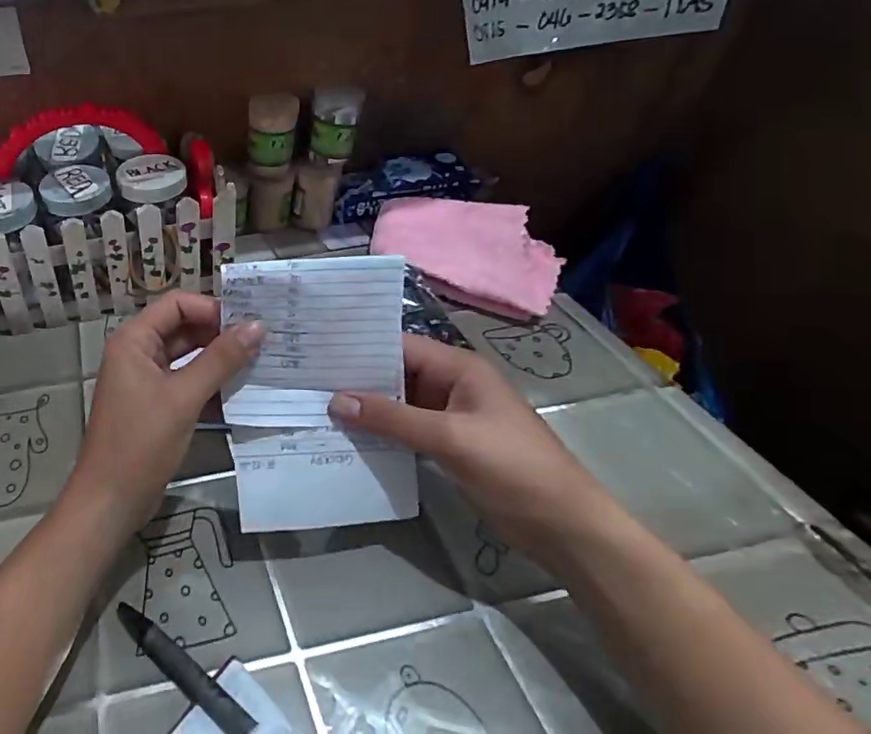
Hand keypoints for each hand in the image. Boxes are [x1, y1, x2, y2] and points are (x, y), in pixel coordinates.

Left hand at [68, 291, 262, 530]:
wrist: (109, 503)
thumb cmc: (140, 443)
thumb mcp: (184, 397)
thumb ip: (221, 360)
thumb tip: (257, 327)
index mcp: (134, 341)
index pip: (177, 304)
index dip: (211, 308)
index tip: (247, 321)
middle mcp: (138, 353)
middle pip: (184, 327)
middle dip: (221, 333)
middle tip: (262, 340)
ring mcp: (147, 380)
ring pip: (189, 355)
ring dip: (220, 359)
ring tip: (259, 361)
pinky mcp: (157, 404)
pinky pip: (188, 380)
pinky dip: (212, 382)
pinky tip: (242, 389)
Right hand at [329, 334, 614, 566]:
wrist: (562, 524)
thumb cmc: (512, 467)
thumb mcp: (450, 438)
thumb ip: (393, 419)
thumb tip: (337, 400)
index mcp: (458, 368)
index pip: (402, 346)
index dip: (362, 349)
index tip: (319, 355)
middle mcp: (452, 386)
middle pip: (398, 374)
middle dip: (358, 380)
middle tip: (308, 384)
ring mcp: (451, 418)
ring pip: (400, 405)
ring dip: (368, 410)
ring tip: (318, 410)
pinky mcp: (449, 447)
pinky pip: (408, 432)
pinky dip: (384, 435)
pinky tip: (351, 441)